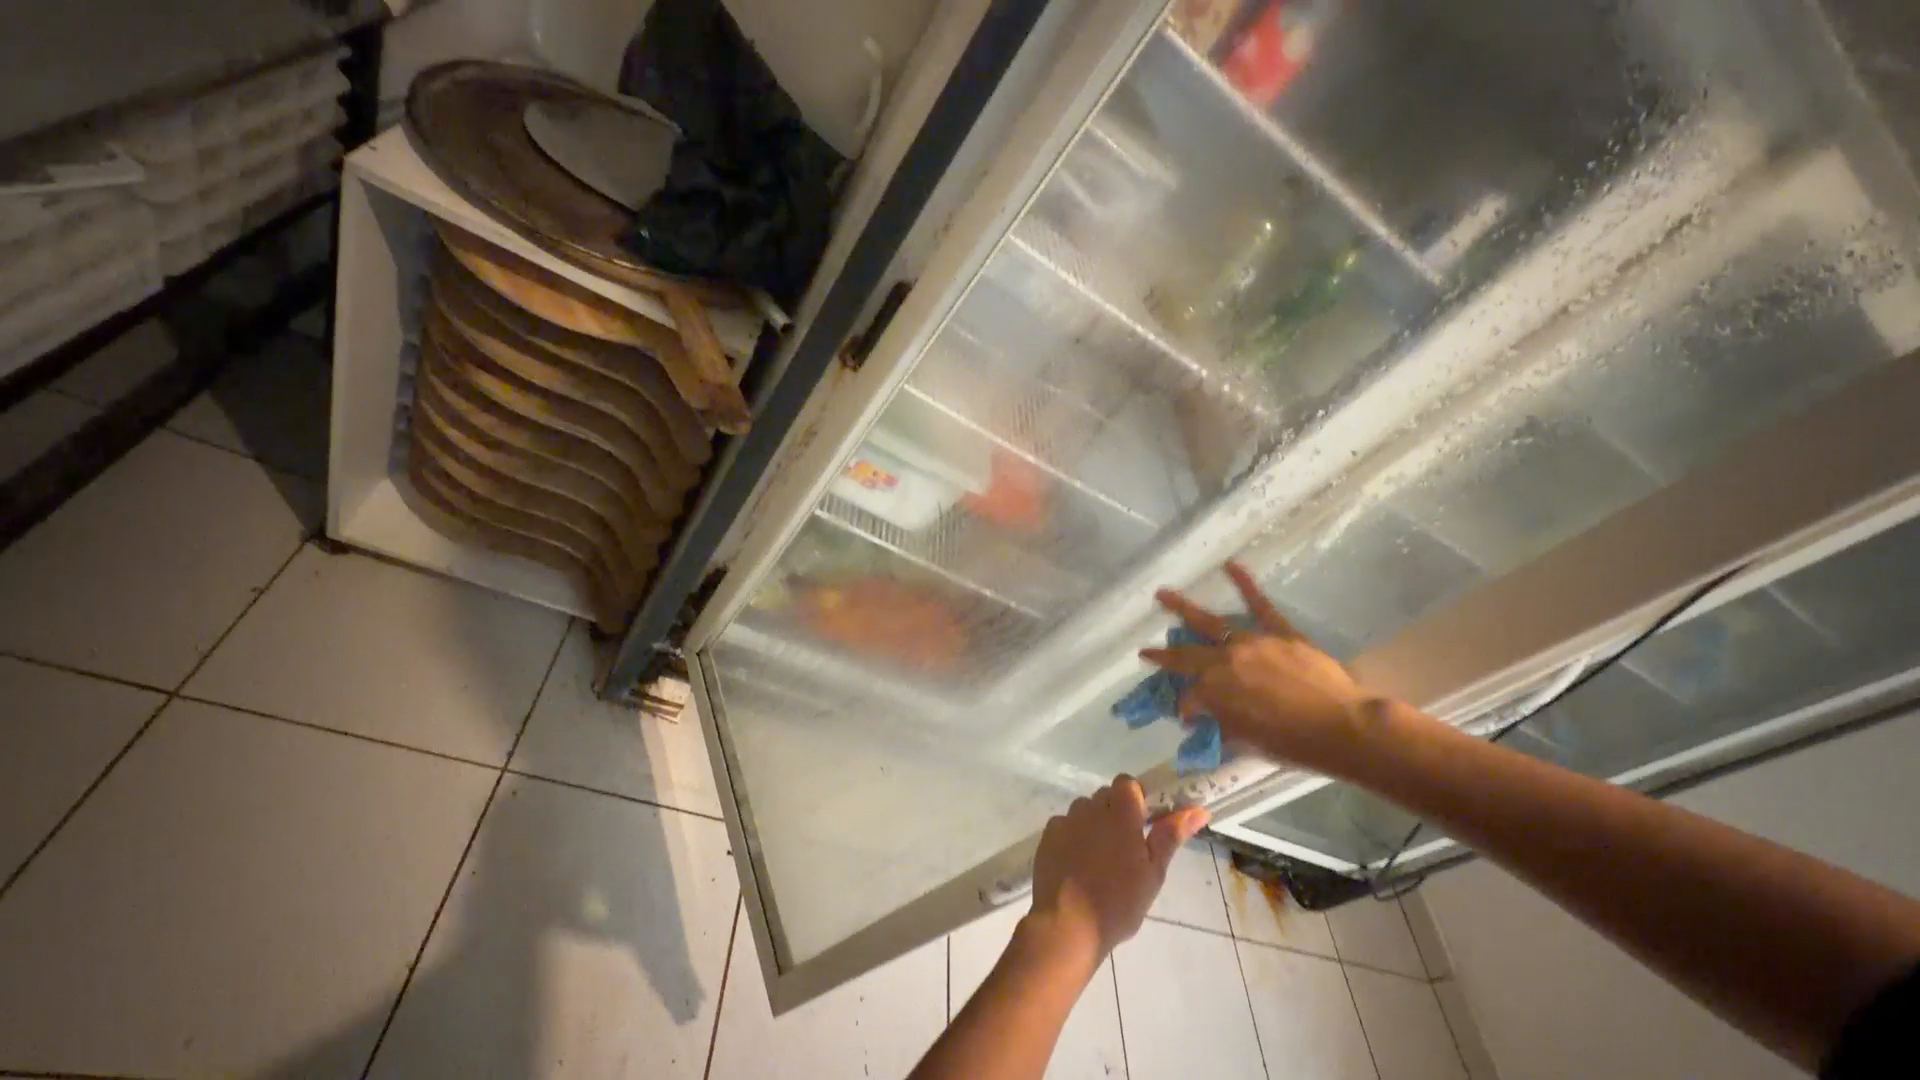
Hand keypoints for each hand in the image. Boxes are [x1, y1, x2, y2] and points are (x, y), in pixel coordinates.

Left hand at [1026, 775, 1208, 969]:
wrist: (1068, 925)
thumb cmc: (1119, 902)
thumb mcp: (1153, 873)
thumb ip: (1171, 835)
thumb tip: (1199, 809)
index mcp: (1120, 814)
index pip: (1127, 783)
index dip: (1136, 798)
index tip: (1143, 822)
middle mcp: (1090, 809)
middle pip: (1105, 796)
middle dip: (1116, 812)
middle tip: (1126, 846)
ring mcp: (1065, 822)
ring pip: (1084, 810)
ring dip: (1094, 823)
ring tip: (1100, 858)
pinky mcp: (1047, 837)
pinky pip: (1065, 825)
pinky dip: (1073, 837)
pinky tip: (1077, 864)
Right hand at [1140, 561, 1396, 774]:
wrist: (1338, 726)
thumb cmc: (1291, 742)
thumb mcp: (1246, 740)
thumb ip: (1221, 724)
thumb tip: (1203, 717)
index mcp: (1214, 690)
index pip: (1188, 696)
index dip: (1185, 708)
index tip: (1188, 716)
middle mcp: (1224, 660)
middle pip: (1187, 655)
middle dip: (1164, 654)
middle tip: (1146, 650)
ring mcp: (1252, 641)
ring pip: (1211, 622)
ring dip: (1183, 608)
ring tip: (1162, 594)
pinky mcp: (1280, 632)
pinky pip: (1261, 605)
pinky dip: (1246, 583)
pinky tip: (1231, 565)